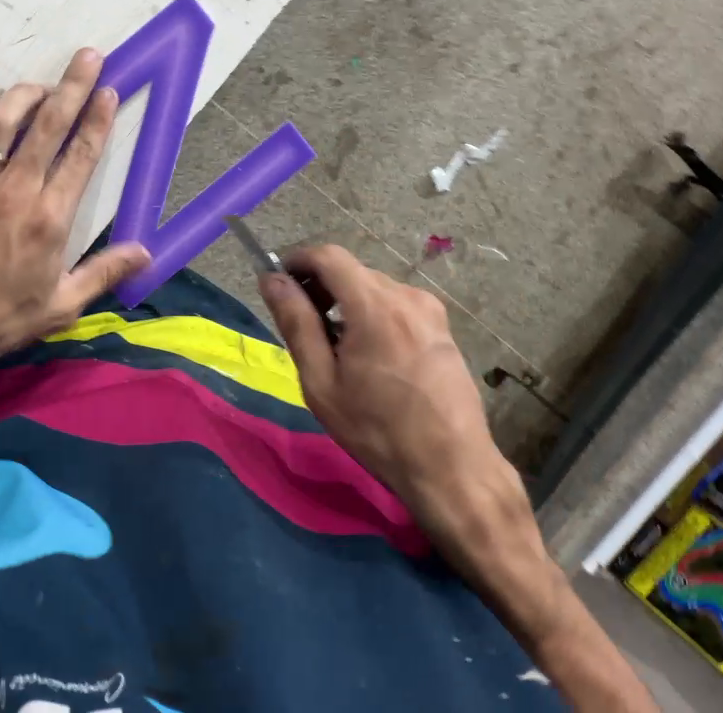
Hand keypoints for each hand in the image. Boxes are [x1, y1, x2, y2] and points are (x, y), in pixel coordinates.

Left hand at [0, 48, 149, 381]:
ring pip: (0, 122)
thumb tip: (145, 252)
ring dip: (23, 95)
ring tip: (42, 84)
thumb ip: (104, 272)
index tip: (110, 91)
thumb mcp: (63, 305)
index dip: (98, 119)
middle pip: (47, 125)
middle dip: (71, 86)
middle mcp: (15, 192)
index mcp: (50, 219)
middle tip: (88, 57)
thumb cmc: (2, 319)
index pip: (81, 156)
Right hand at [257, 246, 526, 547]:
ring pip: (373, 289)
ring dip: (345, 304)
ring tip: (334, 349)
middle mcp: (406, 296)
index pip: (329, 255)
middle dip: (320, 287)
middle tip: (301, 326)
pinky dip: (371, 316)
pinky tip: (368, 358)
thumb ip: (296, 323)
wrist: (451, 467)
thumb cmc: (376, 430)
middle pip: (351, 271)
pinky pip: (395, 306)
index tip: (278, 283)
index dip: (297, 260)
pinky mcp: (442, 327)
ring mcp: (429, 310)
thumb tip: (271, 280)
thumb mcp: (321, 381)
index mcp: (374, 306)